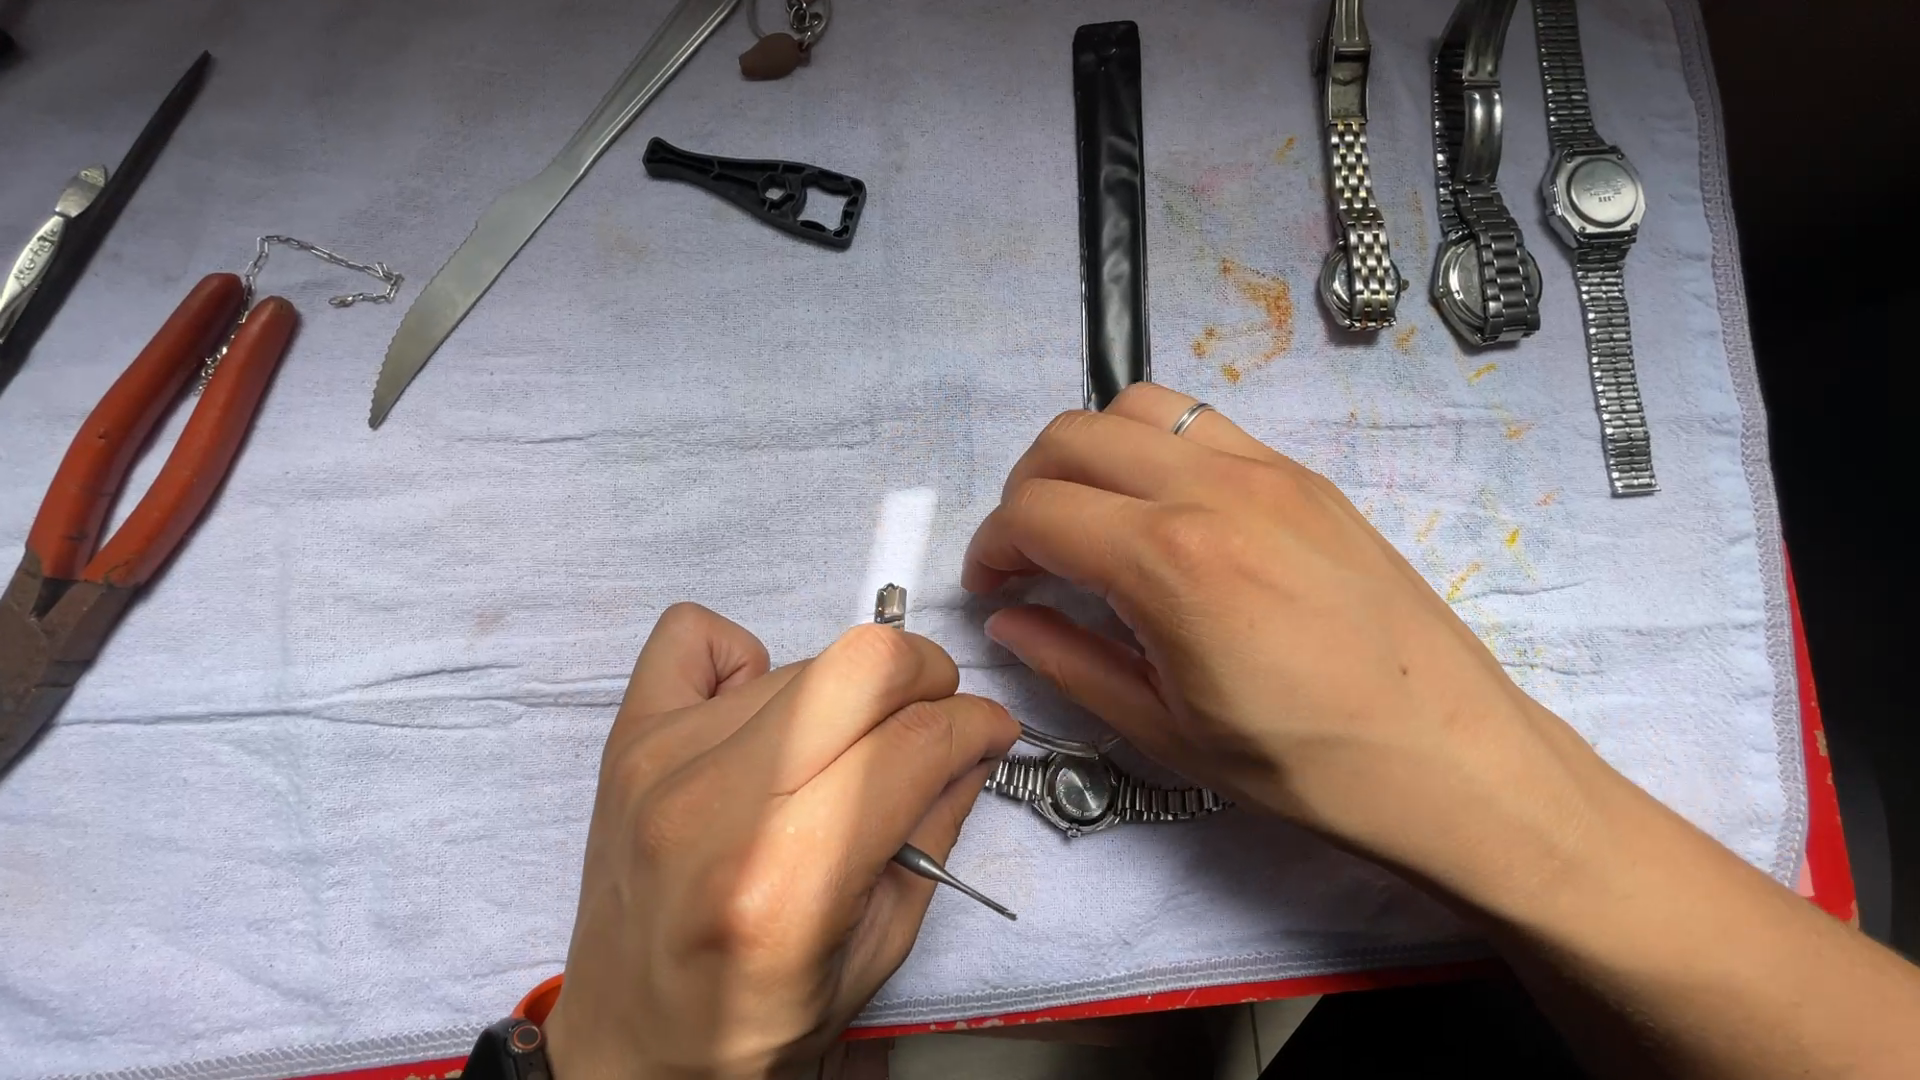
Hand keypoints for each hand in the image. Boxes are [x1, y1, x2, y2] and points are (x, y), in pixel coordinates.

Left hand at [543, 604, 1017, 1079]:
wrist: (626, 1046)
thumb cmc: (755, 1019)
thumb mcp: (879, 947)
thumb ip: (936, 829)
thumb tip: (974, 740)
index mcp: (789, 879)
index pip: (914, 742)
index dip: (975, 723)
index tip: (991, 729)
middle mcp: (716, 805)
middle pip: (860, 665)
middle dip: (925, 674)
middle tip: (934, 712)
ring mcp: (661, 760)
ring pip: (801, 659)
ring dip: (846, 694)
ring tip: (836, 752)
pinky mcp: (626, 737)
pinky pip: (695, 631)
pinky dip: (743, 656)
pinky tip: (754, 709)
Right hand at [964, 383, 1603, 905]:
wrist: (1455, 760)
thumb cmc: (1302, 766)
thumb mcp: (1162, 731)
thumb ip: (1068, 660)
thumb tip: (1005, 620)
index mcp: (1169, 561)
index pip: (1036, 511)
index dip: (991, 546)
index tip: (989, 588)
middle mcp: (1212, 489)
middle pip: (1071, 437)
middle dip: (1024, 490)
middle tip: (1027, 554)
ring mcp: (1266, 469)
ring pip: (1135, 407)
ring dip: (1087, 453)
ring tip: (1090, 518)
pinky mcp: (1303, 473)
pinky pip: (1200, 423)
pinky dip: (1151, 448)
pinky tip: (1162, 512)